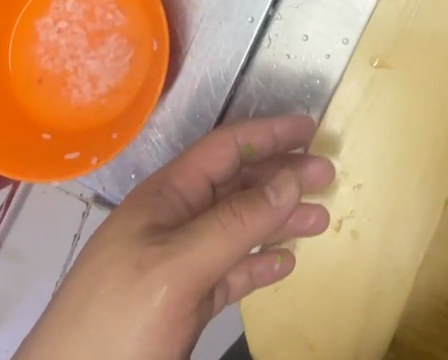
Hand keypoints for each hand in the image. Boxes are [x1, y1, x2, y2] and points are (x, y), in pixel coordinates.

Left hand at [17, 115, 334, 359]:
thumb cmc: (118, 319)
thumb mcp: (177, 266)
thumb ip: (234, 223)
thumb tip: (290, 179)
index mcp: (167, 197)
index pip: (225, 149)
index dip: (269, 134)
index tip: (312, 128)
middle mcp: (174, 221)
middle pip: (237, 185)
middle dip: (282, 177)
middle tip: (330, 177)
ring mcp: (177, 262)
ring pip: (239, 229)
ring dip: (279, 220)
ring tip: (321, 221)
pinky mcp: (183, 302)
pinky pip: (230, 271)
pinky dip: (259, 265)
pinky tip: (285, 264)